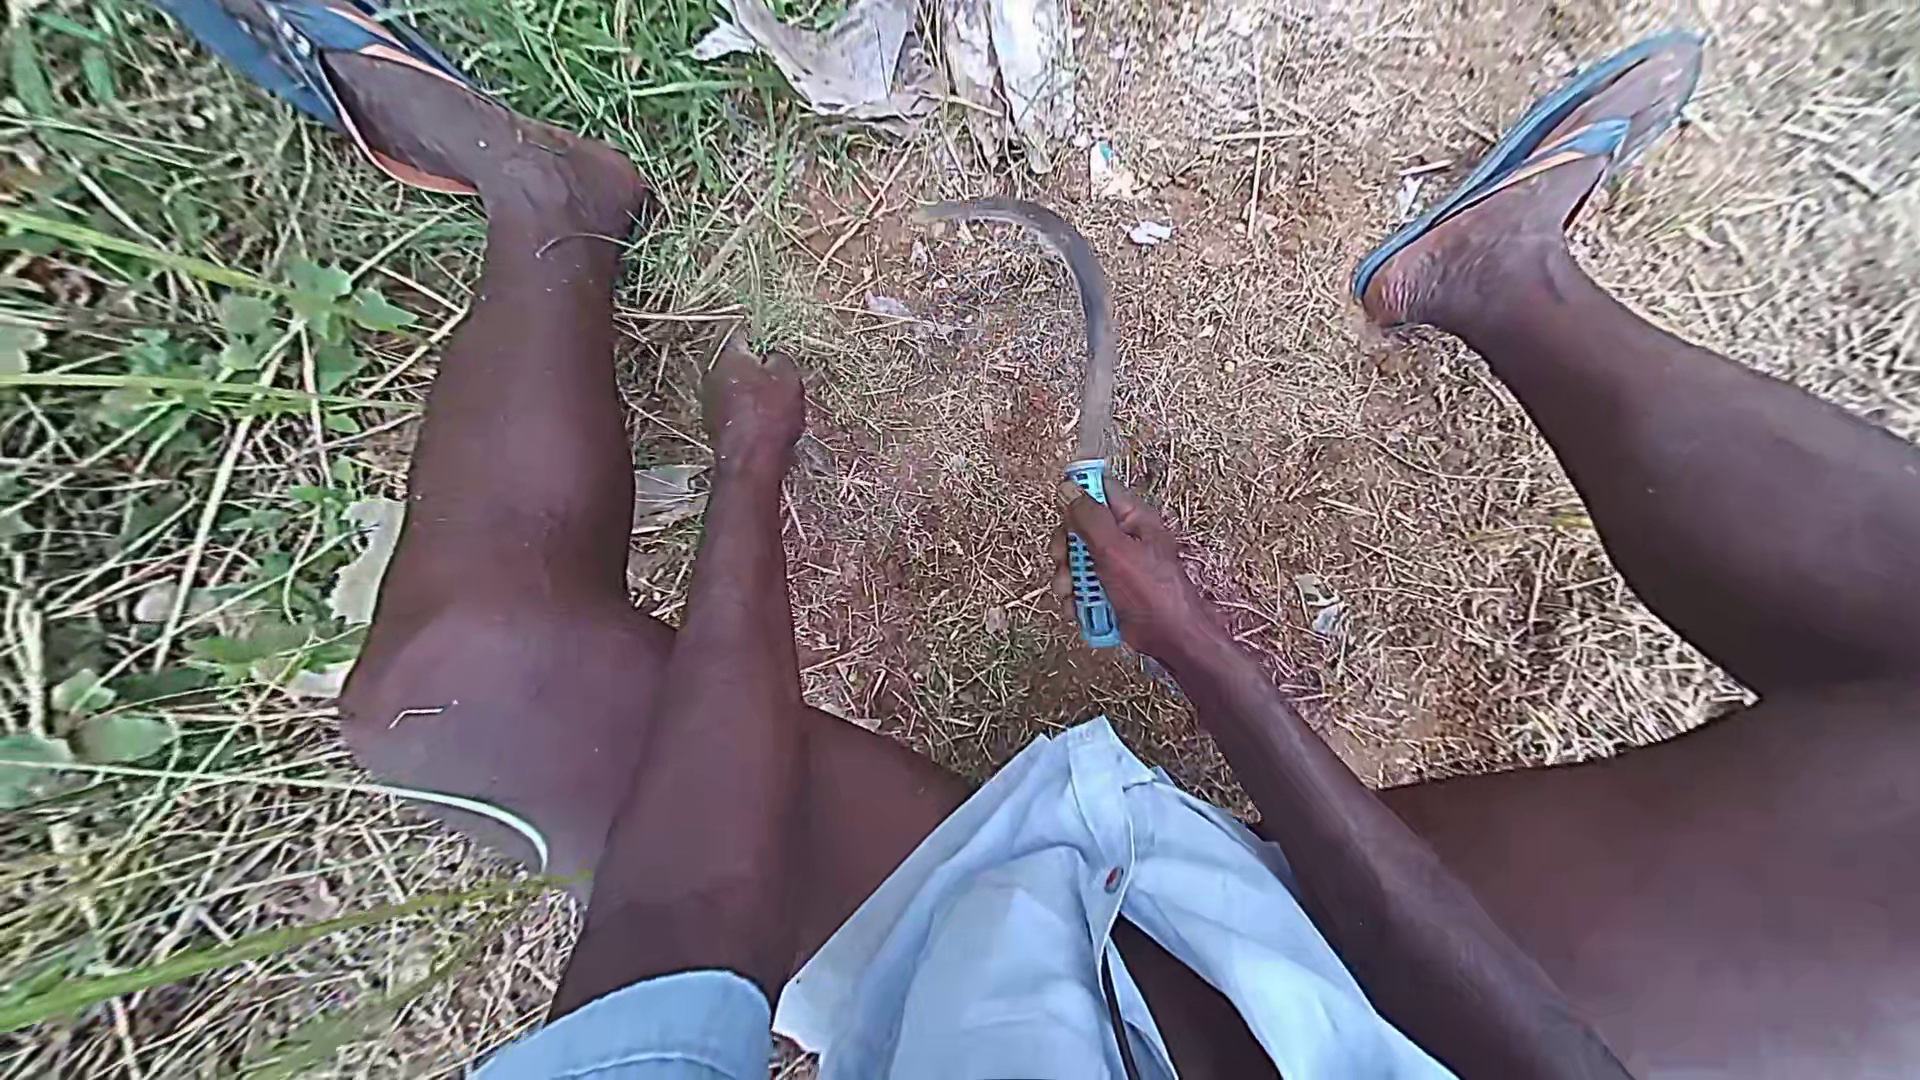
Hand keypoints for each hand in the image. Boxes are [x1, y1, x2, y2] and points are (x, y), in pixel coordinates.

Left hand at [702, 331, 805, 474]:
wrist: (752, 461)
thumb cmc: (771, 415)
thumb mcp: (789, 379)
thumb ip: (780, 360)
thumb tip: (773, 357)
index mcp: (729, 358)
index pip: (746, 342)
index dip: (765, 350)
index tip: (778, 363)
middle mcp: (712, 376)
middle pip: (739, 369)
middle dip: (758, 377)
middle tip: (781, 389)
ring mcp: (709, 403)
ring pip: (735, 393)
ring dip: (751, 399)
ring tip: (775, 414)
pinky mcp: (713, 427)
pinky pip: (734, 415)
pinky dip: (747, 418)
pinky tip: (764, 431)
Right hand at [1055, 481, 1225, 662]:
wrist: (1169, 639)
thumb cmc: (1153, 593)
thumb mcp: (1115, 549)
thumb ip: (1089, 517)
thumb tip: (1068, 488)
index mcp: (1132, 518)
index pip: (1100, 489)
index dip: (1077, 494)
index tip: (1062, 510)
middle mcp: (1123, 537)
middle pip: (1079, 527)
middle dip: (1066, 548)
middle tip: (1065, 562)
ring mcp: (1115, 564)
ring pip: (1076, 559)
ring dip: (1068, 577)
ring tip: (1073, 593)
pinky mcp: (1108, 588)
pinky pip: (1082, 585)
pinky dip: (1077, 597)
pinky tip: (1079, 608)